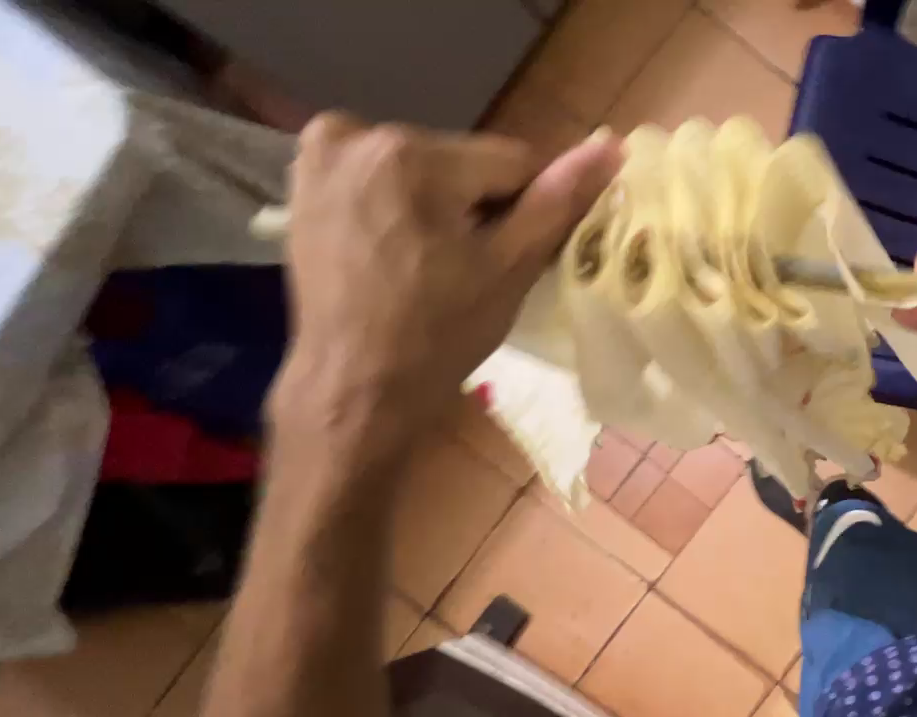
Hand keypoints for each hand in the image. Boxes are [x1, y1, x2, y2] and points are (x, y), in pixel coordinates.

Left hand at [271, 113, 620, 472]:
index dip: (535, 207)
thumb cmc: (442, 333)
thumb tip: (610, 147)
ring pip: (427, 171)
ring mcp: (322, 153)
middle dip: (484, 206)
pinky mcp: (306, 177)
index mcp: (412, 155)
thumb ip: (558, 202)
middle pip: (464, 164)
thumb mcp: (510, 269)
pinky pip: (386, 179)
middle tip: (483, 267)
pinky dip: (407, 207)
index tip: (528, 254)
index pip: (513, 161)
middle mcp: (357, 134)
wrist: (359, 382)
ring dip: (447, 206)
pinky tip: (406, 252)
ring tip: (444, 264)